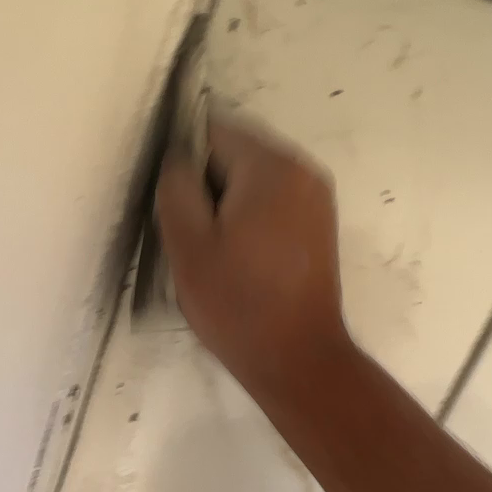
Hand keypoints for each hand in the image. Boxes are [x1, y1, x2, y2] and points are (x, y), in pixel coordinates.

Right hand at [155, 114, 351, 383]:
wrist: (297, 360)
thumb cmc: (238, 306)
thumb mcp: (188, 247)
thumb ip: (176, 188)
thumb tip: (178, 160)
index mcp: (271, 167)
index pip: (213, 131)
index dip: (183, 163)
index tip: (173, 207)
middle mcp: (302, 171)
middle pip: (237, 156)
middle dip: (207, 188)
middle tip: (190, 240)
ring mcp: (316, 201)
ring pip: (255, 184)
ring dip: (227, 209)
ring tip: (214, 256)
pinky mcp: (319, 230)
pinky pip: (274, 208)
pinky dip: (250, 224)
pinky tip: (238, 264)